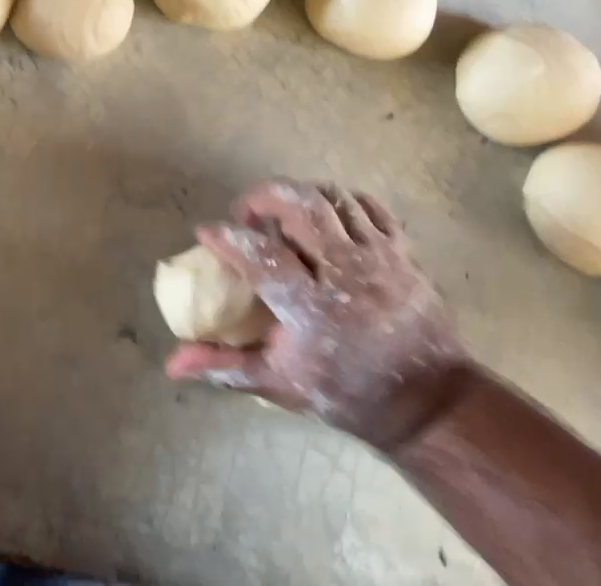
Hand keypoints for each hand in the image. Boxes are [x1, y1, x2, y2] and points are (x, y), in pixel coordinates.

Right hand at [165, 180, 467, 449]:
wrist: (428, 403)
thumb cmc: (345, 392)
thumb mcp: (278, 383)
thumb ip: (224, 365)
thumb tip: (172, 364)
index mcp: (311, 310)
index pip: (260, 256)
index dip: (226, 237)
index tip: (207, 232)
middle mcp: (345, 274)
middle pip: (300, 206)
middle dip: (262, 198)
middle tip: (247, 215)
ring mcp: (379, 258)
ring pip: (332, 198)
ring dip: (298, 196)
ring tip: (283, 215)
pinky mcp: (403, 252)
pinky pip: (368, 206)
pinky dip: (339, 202)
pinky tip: (324, 219)